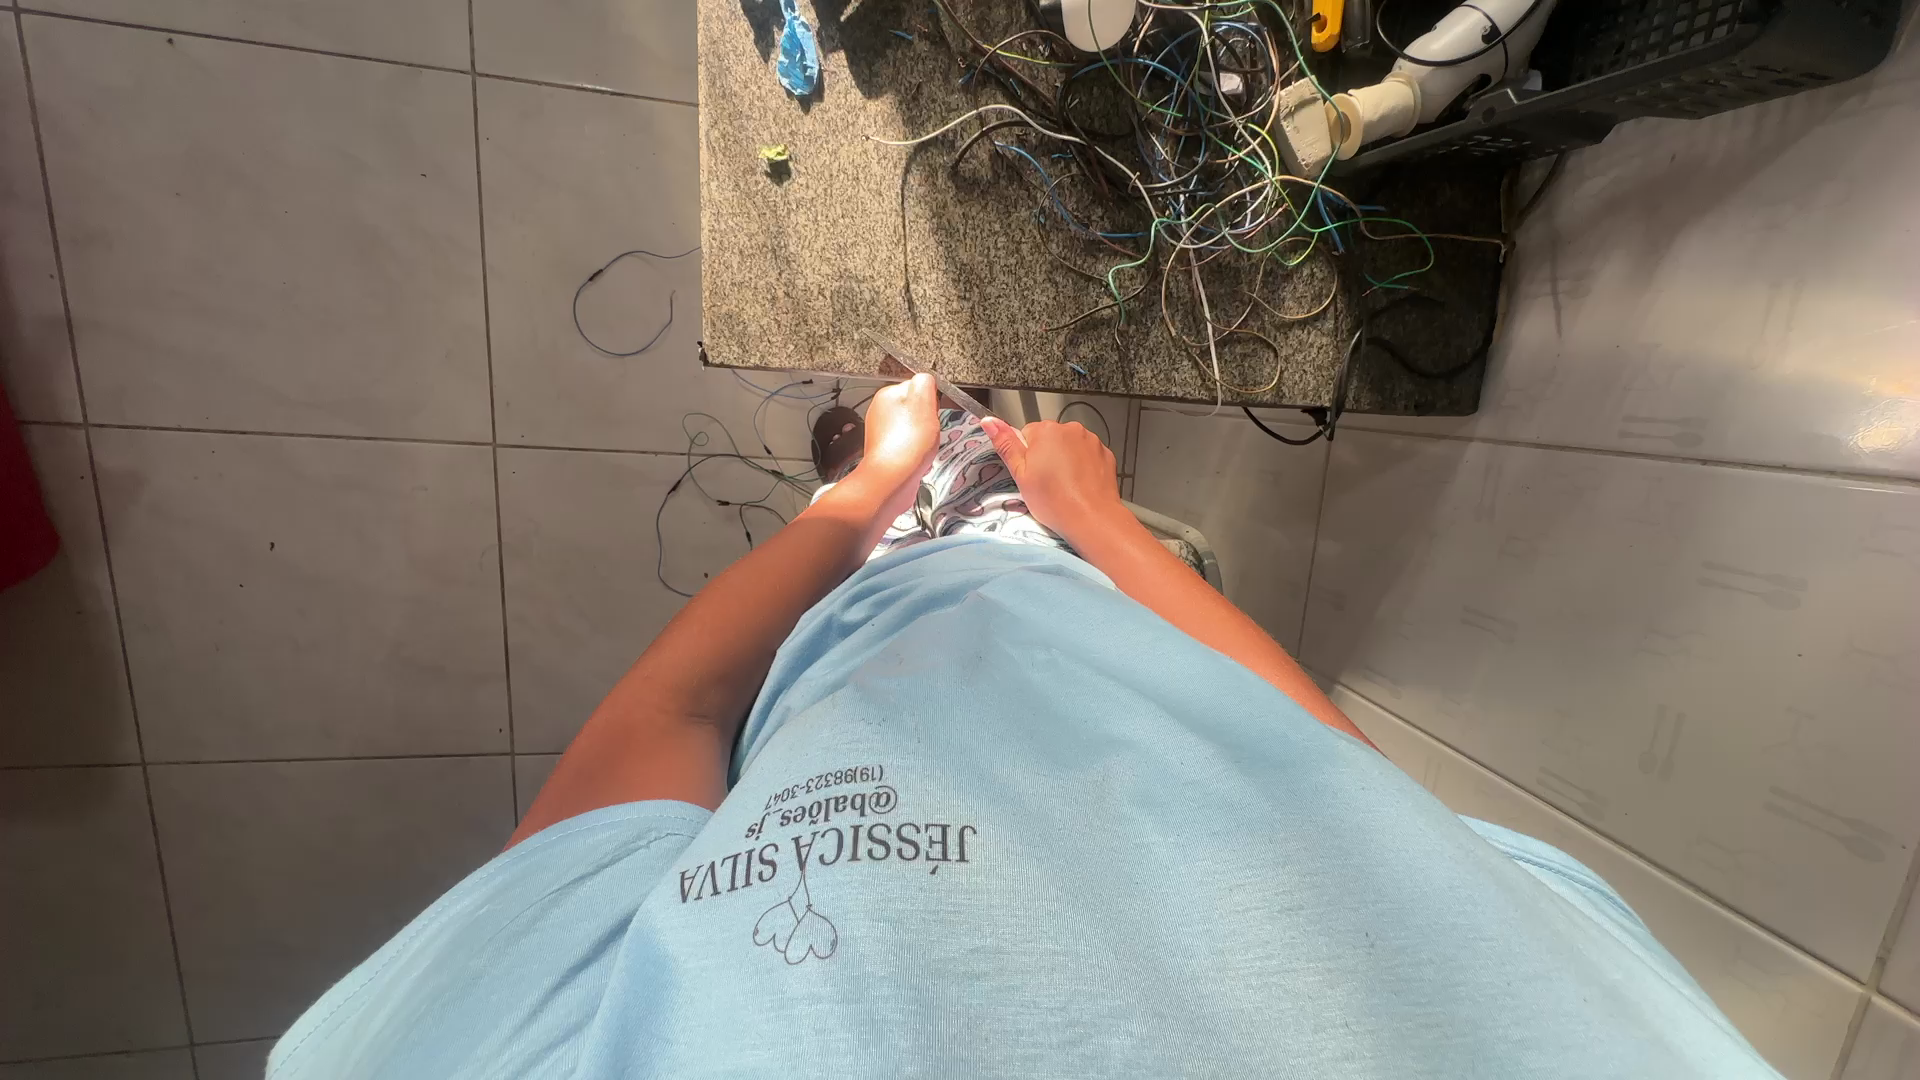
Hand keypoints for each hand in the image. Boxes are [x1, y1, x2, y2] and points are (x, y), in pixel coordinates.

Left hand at [846, 373, 938, 515]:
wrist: (892, 479)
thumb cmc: (907, 444)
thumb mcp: (924, 401)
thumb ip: (925, 382)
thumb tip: (925, 379)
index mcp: (887, 395)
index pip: (918, 388)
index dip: (931, 401)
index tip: (932, 412)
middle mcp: (881, 412)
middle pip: (917, 410)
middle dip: (928, 421)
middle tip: (927, 431)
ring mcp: (883, 433)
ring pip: (916, 430)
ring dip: (924, 439)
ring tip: (922, 447)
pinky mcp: (888, 452)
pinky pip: (910, 448)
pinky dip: (918, 454)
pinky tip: (918, 459)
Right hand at [981, 416, 1125, 543]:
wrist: (1092, 518)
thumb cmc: (1052, 499)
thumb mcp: (1021, 474)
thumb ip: (1006, 444)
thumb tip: (988, 420)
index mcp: (1046, 431)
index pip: (1027, 434)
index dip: (1026, 456)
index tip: (1031, 474)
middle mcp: (1071, 428)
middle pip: (1050, 438)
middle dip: (1047, 455)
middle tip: (1046, 482)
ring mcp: (1091, 440)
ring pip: (1070, 446)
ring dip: (1066, 459)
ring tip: (1064, 485)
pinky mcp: (1106, 454)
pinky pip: (1087, 455)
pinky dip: (1083, 465)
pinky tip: (1080, 485)